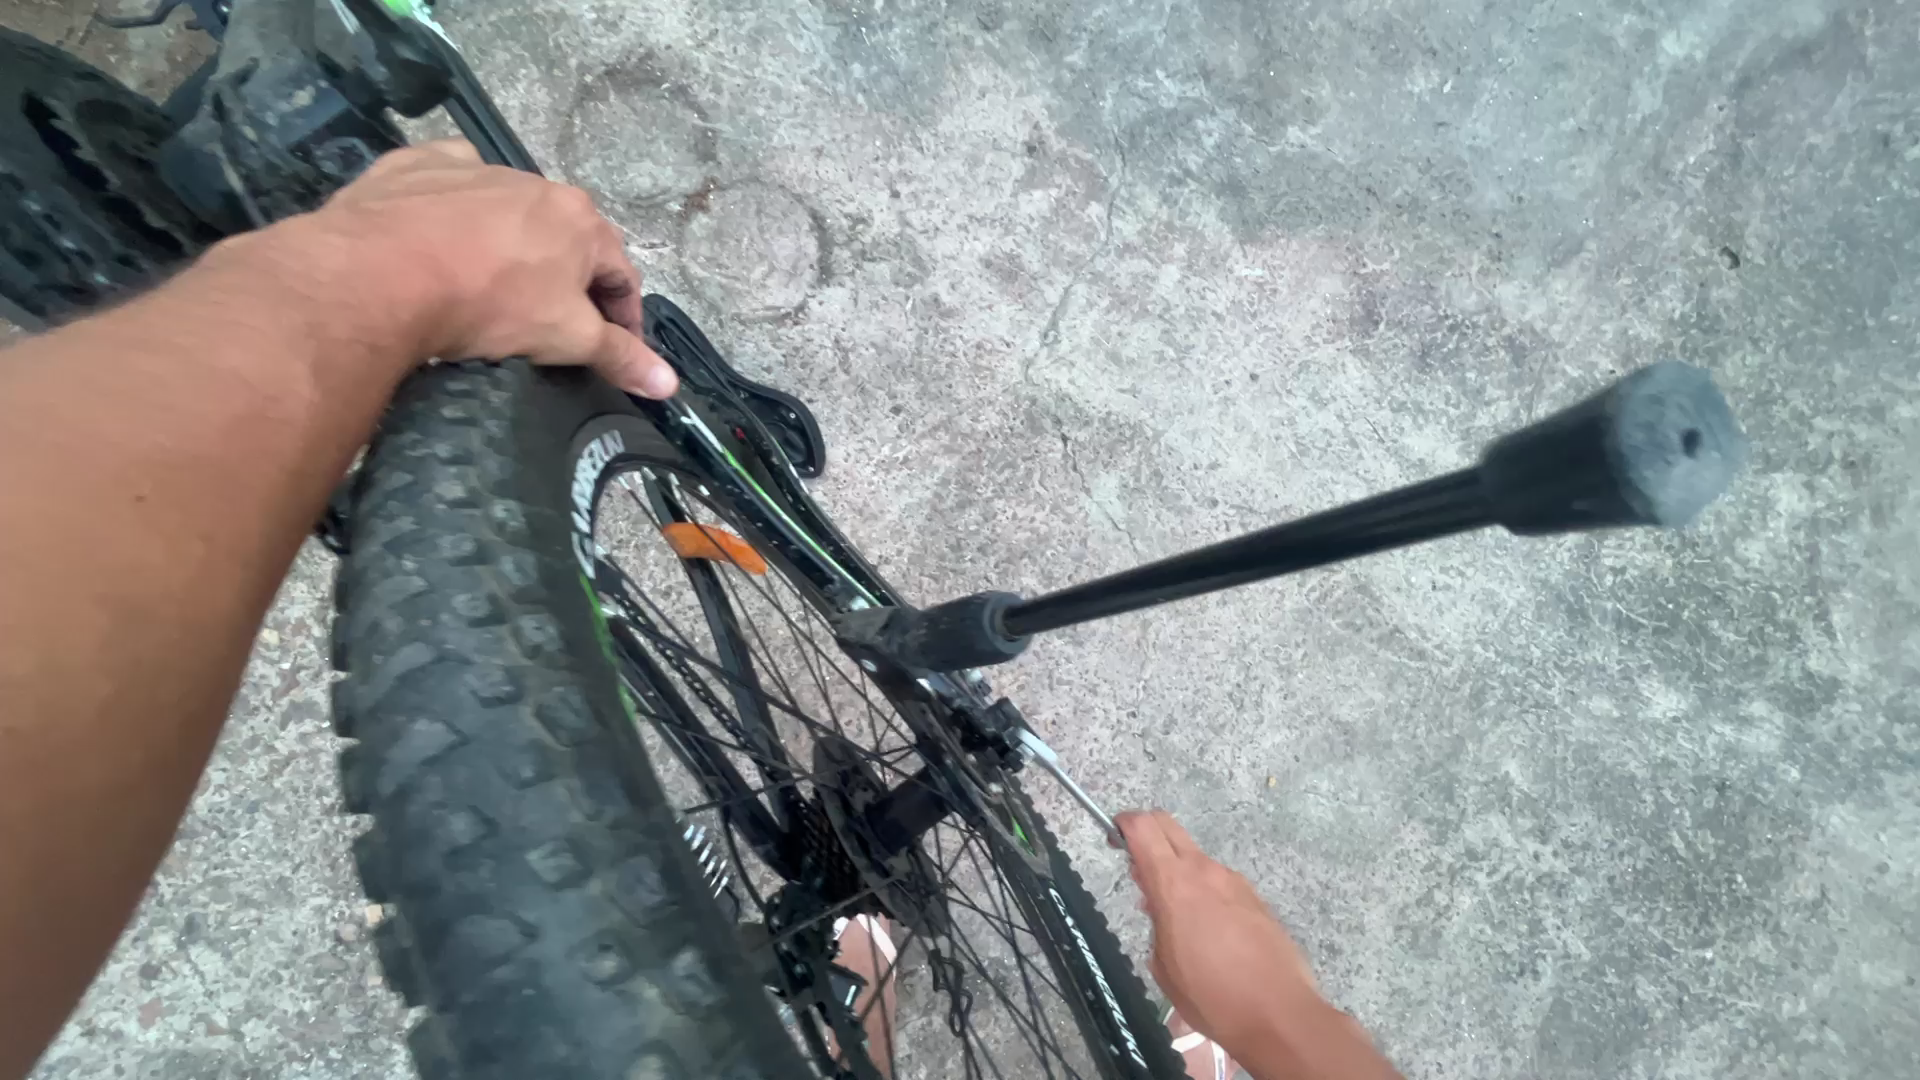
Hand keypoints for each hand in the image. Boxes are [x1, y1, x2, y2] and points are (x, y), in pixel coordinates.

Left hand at [271, 139, 676, 397]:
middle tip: (557, 324)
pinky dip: (460, 210)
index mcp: (582, 222)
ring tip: (498, 288)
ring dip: (520, 248)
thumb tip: (670, 387)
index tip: (614, 351)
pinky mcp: (417, 166)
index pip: (623, 277)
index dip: (625, 320)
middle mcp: (537, 184)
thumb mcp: (570, 339)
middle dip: (574, 282)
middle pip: (571, 243)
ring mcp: (475, 169)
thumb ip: (623, 358)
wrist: (378, 274)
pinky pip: (453, 186)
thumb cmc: (492, 305)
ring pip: (514, 214)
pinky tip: (449, 238)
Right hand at [1118, 810, 1318, 1049]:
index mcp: (1173, 883)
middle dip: (1146, 834)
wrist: (1281, 1016)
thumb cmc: (1212, 996)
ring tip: (1179, 918)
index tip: (1114, 839)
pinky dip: (1205, 892)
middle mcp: (1203, 870)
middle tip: (1140, 870)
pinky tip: (1212, 933)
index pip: (1142, 827)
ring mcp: (1233, 881)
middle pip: (1166, 825)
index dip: (1123, 824)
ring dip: (1179, 872)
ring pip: (1194, 857)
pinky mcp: (1255, 897)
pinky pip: (1219, 881)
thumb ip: (1156, 923)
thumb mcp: (1163, 965)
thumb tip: (1158, 905)